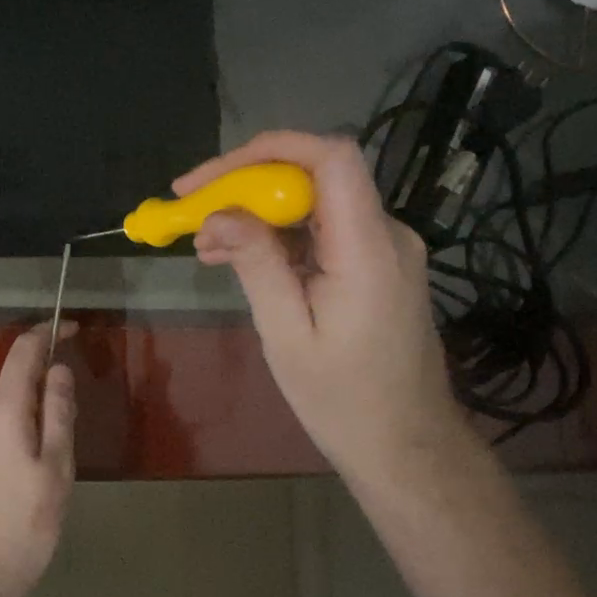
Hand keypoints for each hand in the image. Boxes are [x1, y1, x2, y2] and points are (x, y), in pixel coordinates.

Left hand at [0, 321, 77, 596]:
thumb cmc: (27, 519)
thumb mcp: (56, 465)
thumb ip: (59, 412)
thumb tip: (59, 368)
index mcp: (3, 407)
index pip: (23, 350)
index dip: (49, 332)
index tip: (77, 327)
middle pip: (16, 370)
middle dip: (48, 363)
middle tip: (83, 379)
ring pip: (13, 393)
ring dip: (41, 390)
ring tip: (72, 410)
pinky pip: (7, 413)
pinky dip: (30, 410)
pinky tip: (50, 434)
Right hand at [176, 132, 470, 480]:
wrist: (406, 446)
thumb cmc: (343, 399)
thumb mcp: (287, 334)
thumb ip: (257, 264)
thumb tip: (218, 213)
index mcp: (368, 248)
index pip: (331, 157)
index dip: (268, 150)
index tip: (209, 178)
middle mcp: (386, 233)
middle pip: (313, 175)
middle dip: (244, 185)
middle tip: (189, 209)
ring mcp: (384, 246)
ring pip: (312, 201)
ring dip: (255, 212)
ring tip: (203, 244)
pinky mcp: (375, 262)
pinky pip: (321, 228)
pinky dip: (276, 234)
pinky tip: (235, 257)